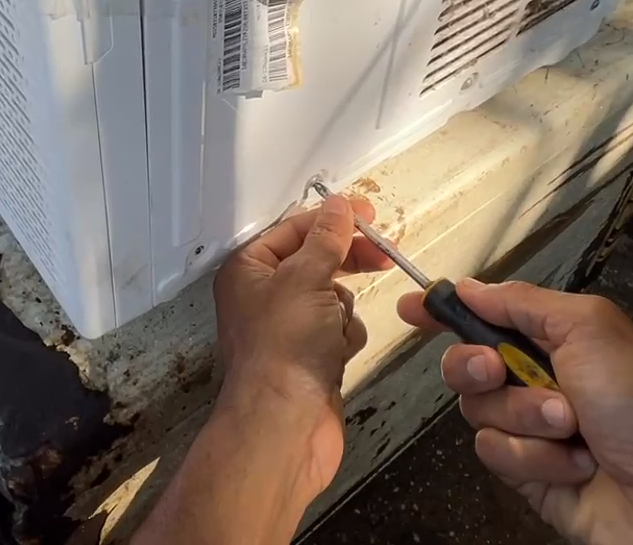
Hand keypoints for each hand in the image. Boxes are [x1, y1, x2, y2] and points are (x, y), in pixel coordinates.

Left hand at [212, 194, 391, 497]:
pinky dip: (345, 337)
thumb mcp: (306, 278)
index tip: (368, 214)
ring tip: (334, 328)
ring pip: (333, 295)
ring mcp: (289, 327)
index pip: (294, 229)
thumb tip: (338, 204)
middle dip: (345, 261)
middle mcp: (264, 294)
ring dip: (342, 308)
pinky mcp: (311, 355)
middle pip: (316, 259)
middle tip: (382, 256)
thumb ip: (326, 238)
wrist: (283, 428)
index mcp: (249, 268)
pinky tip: (338, 353)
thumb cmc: (286, 345)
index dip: (331, 218)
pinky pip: (339, 328)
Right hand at [399, 280, 632, 544]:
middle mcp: (533, 377)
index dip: (444, 310)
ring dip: (522, 415)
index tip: (411, 309)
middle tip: (500, 368)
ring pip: (477, 407)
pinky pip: (494, 452)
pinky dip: (532, 457)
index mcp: (551, 336)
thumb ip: (520, 302)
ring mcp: (528, 426)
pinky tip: (574, 466)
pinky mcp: (526, 472)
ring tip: (569, 427)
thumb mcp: (587, 326)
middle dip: (475, 363)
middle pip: (463, 360)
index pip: (482, 314)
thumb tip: (467, 287)